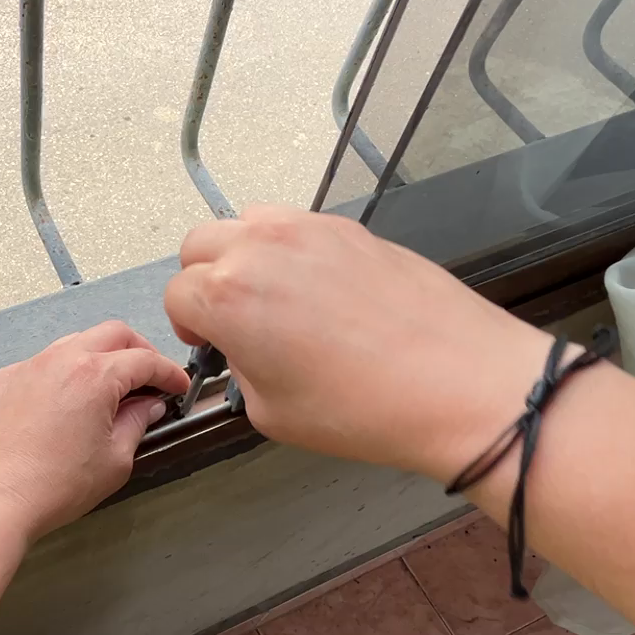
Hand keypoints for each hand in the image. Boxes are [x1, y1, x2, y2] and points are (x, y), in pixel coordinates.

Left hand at [0, 321, 190, 539]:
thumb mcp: (114, 460)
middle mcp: (59, 359)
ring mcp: (26, 367)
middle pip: (111, 334)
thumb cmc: (54, 486)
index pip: (144, 360)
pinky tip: (64, 403)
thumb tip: (148, 406)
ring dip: (98, 357)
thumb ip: (136, 424)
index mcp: (94, 375)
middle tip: (149, 377)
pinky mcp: (1, 382)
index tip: (178, 385)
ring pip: (73, 343)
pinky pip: (40, 364)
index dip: (168, 372)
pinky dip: (62, 374)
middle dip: (138, 350)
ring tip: (108, 388)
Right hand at [164, 203, 555, 483]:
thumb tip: (244, 351)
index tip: (206, 341)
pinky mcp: (350, 228)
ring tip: (269, 294)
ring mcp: (308, 231)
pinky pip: (296, 225)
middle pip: (199, 244)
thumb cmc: (367, 407)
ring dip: (241, 254)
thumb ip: (240, 370)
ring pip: (245, 222)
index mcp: (227, 298)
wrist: (457, 385)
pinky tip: (316, 289)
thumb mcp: (271, 412)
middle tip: (227, 315)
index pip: (176, 294)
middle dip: (202, 279)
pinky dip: (288, 248)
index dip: (186, 324)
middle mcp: (260, 250)